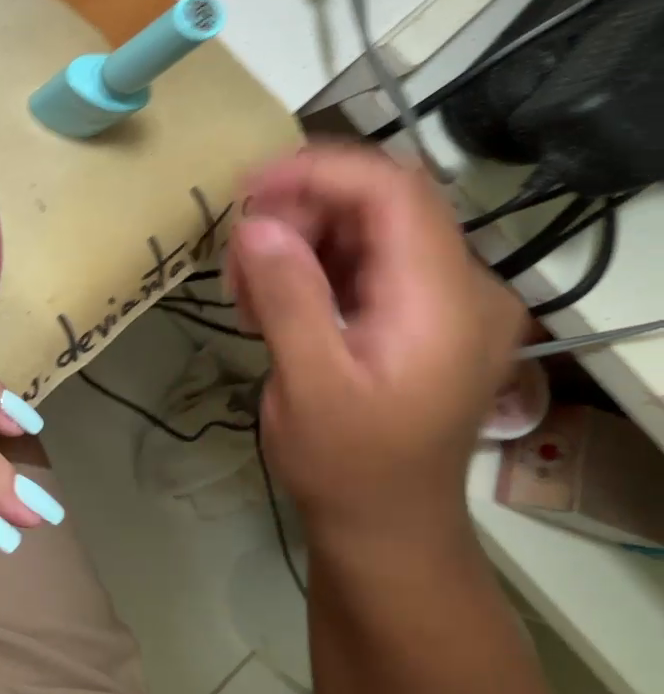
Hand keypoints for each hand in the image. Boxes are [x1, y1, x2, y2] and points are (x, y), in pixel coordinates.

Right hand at [226, 147, 525, 538]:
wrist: (384, 521)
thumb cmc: (348, 462)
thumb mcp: (310, 383)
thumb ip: (289, 299)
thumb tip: (256, 226)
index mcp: (445, 301)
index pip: (396, 193)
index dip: (320, 172)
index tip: (246, 189)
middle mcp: (457, 287)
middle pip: (376, 204)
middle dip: (295, 214)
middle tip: (235, 259)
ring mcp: (437, 299)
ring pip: (360, 228)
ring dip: (292, 242)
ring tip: (244, 292)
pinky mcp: (412, 311)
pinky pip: (356, 259)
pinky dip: (304, 265)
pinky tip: (267, 303)